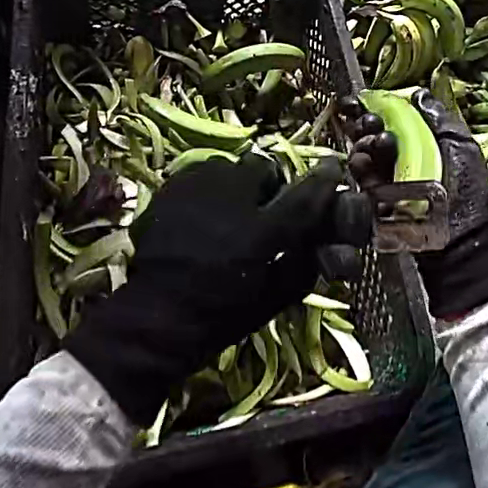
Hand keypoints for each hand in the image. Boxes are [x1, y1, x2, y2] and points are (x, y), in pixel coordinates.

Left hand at [64, 155, 340, 421]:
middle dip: (270, 186)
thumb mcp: (278, 297)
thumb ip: (308, 262)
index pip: (307, 193)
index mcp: (262, 232)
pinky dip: (211, 190)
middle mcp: (231, 198)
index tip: (333, 171)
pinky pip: (203, 176)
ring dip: (239, 186)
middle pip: (265, 168)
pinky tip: (204, 216)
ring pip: (232, 168)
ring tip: (231, 214)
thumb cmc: (221, 316)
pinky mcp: (170, 188)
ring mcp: (196, 187)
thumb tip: (331, 239)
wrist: (154, 319)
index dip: (324, 180)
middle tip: (265, 211)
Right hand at [339, 91, 487, 319]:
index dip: (375, 106)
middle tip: (369, 121)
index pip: (390, 117)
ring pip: (362, 152)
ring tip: (375, 142)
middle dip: (365, 122)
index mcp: (418, 140)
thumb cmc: (468, 191)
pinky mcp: (376, 200)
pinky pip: (361, 178)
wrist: (462, 237)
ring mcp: (385, 179)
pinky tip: (363, 160)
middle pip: (370, 132)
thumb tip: (418, 93)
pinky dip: (359, 166)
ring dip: (363, 142)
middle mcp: (397, 157)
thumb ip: (438, 118)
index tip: (362, 99)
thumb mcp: (460, 145)